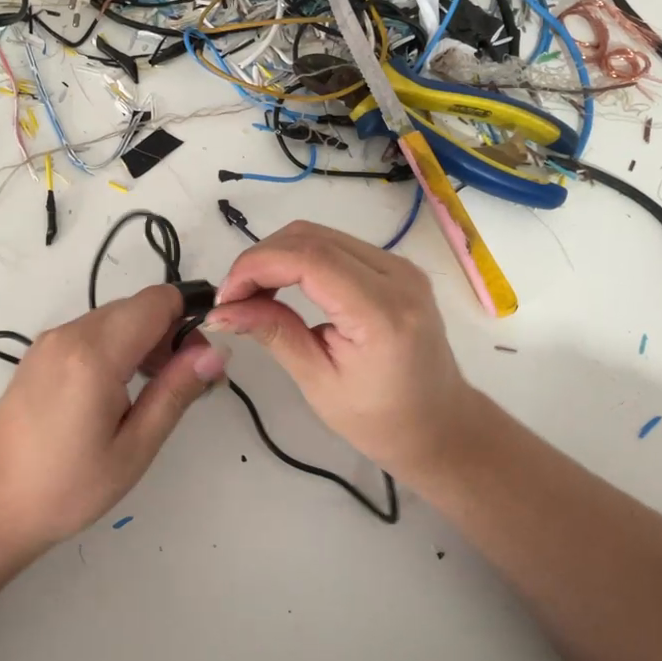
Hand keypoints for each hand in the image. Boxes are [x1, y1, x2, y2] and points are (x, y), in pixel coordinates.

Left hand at [0, 285, 225, 553]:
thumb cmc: (68, 486)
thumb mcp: (134, 447)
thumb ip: (175, 392)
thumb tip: (215, 352)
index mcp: (94, 352)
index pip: (156, 301)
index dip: (189, 319)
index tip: (202, 361)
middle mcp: (68, 333)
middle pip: (135, 307)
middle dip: (168, 335)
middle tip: (184, 387)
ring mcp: (48, 342)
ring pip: (111, 319)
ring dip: (141, 343)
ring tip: (150, 396)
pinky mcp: (37, 356)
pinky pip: (87, 334)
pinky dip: (113, 349)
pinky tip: (116, 394)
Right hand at [206, 221, 477, 471]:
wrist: (441, 426)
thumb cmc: (380, 420)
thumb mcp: (318, 382)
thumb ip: (273, 333)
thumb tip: (220, 311)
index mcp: (383, 313)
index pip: (309, 259)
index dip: (257, 267)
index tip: (226, 297)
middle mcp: (397, 277)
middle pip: (310, 237)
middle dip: (259, 260)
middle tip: (233, 299)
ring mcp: (398, 266)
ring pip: (317, 234)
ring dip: (274, 256)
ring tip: (251, 294)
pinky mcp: (392, 266)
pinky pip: (332, 244)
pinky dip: (294, 258)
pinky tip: (279, 286)